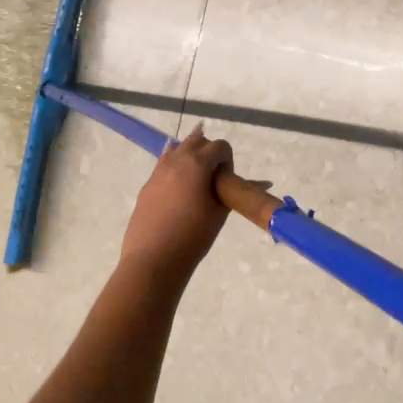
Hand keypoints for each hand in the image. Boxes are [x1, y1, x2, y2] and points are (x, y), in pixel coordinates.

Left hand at [119, 124, 232, 273]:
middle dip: (209, 153)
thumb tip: (256, 184)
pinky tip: (178, 187)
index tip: (226, 182)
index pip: (220, 146)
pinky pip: (163, 165)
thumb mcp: (219, 213)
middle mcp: (176, 160)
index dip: (227, 161)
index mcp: (197, 163)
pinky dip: (175, 169)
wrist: (152, 261)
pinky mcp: (147, 187)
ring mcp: (158, 172)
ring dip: (190, 157)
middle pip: (197, 141)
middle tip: (214, 178)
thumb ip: (232, 192)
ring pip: (177, 149)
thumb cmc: (192, 236)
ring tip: (195, 180)